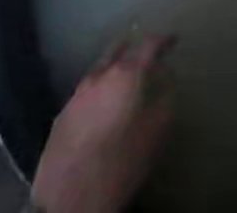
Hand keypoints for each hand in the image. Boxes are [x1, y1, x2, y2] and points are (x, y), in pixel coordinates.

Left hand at [30, 35, 175, 212]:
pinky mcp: (63, 113)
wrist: (67, 200)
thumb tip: (166, 79)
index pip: (148, 45)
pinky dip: (101, 86)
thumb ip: (165, 100)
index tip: (174, 40)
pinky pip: (87, 89)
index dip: (164, 40)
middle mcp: (100, 76)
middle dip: (136, 46)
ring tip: (128, 75)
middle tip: (150, 53)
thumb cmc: (120, 163)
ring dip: (116, 65)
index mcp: (126, 76)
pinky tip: (105, 102)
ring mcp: (77, 93)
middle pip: (120, 48)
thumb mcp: (155, 133)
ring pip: (100, 67)